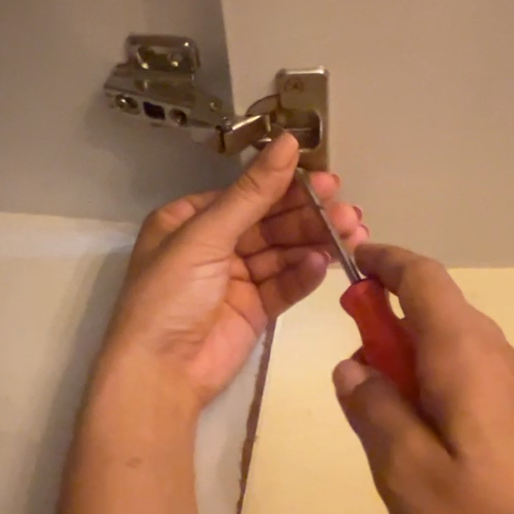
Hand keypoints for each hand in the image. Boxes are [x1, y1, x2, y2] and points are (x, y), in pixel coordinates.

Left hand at [102, 134, 367, 406]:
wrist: (160, 372)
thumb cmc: (171, 295)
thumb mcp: (206, 235)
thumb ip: (252, 193)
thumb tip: (288, 141)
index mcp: (190, 220)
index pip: (247, 195)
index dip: (287, 187)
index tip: (329, 182)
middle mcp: (213, 245)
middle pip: (270, 223)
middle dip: (309, 217)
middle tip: (348, 213)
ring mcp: (235, 279)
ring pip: (282, 253)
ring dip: (315, 243)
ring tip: (352, 235)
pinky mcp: (254, 310)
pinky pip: (283, 285)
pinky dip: (304, 274)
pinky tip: (325, 264)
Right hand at [331, 244, 513, 513]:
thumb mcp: (409, 479)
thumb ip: (375, 412)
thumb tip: (354, 365)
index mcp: (470, 361)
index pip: (425, 279)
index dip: (384, 263)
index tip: (348, 267)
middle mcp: (507, 364)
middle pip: (444, 314)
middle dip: (390, 325)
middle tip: (353, 377)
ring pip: (461, 354)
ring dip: (415, 366)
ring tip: (385, 426)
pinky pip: (481, 388)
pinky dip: (442, 394)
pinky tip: (432, 455)